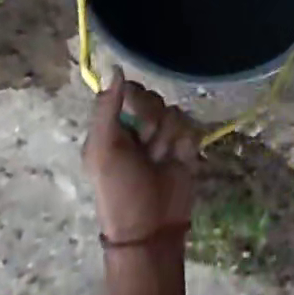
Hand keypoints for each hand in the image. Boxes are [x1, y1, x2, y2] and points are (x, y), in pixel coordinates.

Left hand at [84, 67, 199, 244]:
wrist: (152, 226)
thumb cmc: (119, 190)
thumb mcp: (102, 151)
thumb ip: (106, 108)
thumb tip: (116, 68)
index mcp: (116, 126)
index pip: (130, 90)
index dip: (135, 98)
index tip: (134, 116)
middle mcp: (140, 127)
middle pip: (154, 98)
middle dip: (152, 121)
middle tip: (146, 146)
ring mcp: (165, 135)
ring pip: (174, 111)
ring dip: (167, 137)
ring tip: (160, 159)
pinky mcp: (187, 144)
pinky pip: (191, 125)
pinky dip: (184, 143)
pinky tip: (177, 159)